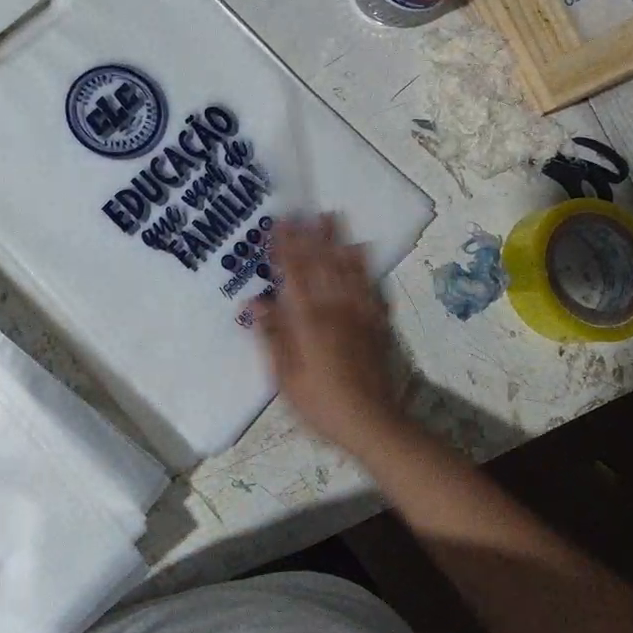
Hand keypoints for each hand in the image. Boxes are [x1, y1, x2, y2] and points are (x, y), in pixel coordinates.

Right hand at [252, 215, 409, 454]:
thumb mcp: (284, 376)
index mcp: (307, 320)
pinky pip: (370, 286)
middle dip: (309, 235)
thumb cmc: (319, 403)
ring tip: (331, 216)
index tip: (278, 224)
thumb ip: (271, 335)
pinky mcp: (377, 324)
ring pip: (346, 269)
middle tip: (302, 210)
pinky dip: (364, 265)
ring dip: (337, 241)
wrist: (371, 423)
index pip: (292, 275)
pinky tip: (362, 250)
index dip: (284, 248)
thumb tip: (256, 300)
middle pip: (320, 264)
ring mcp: (358, 314)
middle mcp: (333, 309)